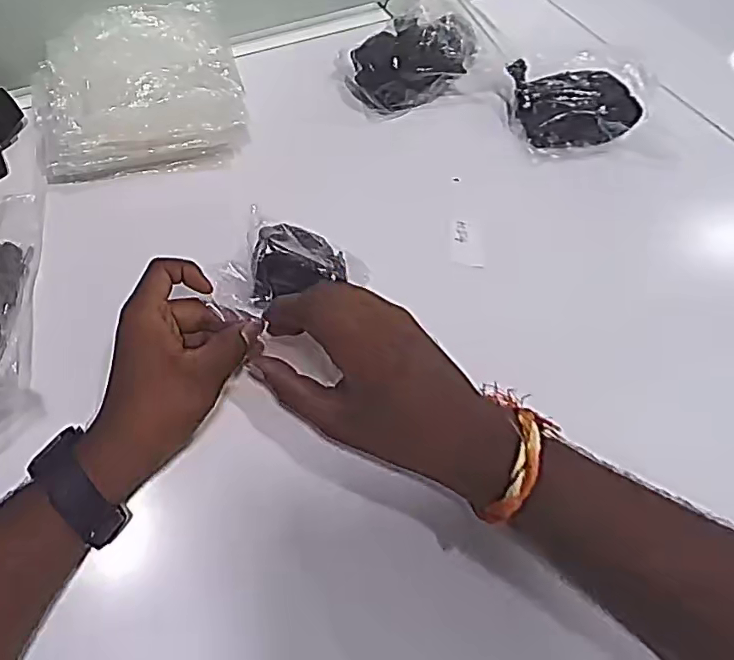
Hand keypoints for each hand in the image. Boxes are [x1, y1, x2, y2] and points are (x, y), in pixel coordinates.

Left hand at [78, 259, 256, 502]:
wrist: (128, 448)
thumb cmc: (150, 411)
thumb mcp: (204, 373)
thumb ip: (231, 345)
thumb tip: (248, 328)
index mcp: (145, 314)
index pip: (165, 271)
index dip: (191, 273)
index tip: (214, 291)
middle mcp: (142, 323)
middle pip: (185, 305)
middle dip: (216, 321)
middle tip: (242, 339)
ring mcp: (146, 343)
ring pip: (187, 328)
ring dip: (212, 341)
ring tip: (234, 362)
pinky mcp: (151, 362)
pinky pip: (181, 346)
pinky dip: (201, 355)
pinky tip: (219, 374)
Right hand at [249, 281, 516, 508]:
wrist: (469, 440)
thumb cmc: (409, 433)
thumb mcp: (335, 420)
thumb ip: (290, 389)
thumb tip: (263, 367)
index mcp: (353, 337)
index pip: (302, 305)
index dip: (278, 314)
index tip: (268, 327)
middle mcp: (373, 317)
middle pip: (320, 293)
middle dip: (295, 306)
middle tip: (281, 328)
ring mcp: (392, 316)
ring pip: (341, 292)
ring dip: (317, 304)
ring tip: (305, 329)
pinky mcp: (405, 321)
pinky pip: (361, 299)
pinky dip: (340, 307)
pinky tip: (337, 332)